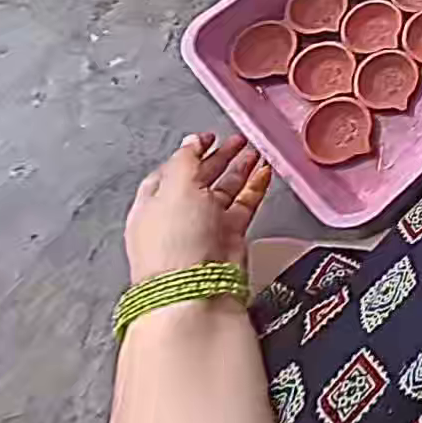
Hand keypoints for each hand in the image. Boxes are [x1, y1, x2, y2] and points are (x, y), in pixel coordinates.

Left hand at [125, 132, 270, 283]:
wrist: (195, 286)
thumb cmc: (176, 240)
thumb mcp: (176, 188)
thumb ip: (186, 160)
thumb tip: (192, 140)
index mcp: (155, 202)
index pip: (174, 169)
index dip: (192, 151)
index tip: (210, 137)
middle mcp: (180, 213)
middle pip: (202, 178)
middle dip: (221, 157)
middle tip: (240, 140)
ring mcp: (206, 224)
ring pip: (227, 189)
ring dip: (242, 169)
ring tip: (257, 150)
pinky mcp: (230, 234)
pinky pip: (246, 203)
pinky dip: (257, 186)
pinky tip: (265, 172)